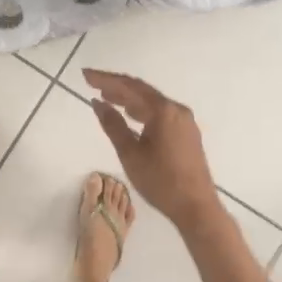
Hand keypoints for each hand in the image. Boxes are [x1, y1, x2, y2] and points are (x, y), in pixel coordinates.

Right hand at [84, 69, 221, 228]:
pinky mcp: (186, 133)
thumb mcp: (130, 154)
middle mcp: (176, 109)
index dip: (105, 79)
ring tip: (106, 97)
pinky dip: (142, 110)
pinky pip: (160, 113)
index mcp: (163, 111)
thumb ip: (113, 125)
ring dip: (129, 98)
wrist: (196, 206)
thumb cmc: (160, 181)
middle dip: (116, 86)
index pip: (129, 87)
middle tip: (92, 83)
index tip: (85, 75)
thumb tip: (98, 103)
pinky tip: (129, 114)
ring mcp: (184, 121)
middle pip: (142, 91)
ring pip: (152, 102)